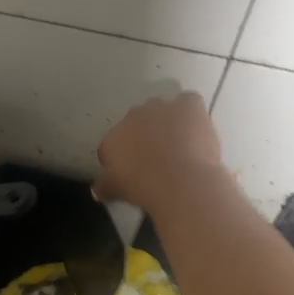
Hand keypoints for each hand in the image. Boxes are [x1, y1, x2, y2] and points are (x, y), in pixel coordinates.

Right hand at [92, 92, 226, 213]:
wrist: (182, 182)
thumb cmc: (145, 188)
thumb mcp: (119, 192)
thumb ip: (105, 187)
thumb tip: (98, 190)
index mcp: (112, 138)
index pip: (111, 145)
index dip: (120, 158)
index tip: (129, 171)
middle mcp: (132, 116)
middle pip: (135, 123)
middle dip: (142, 136)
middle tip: (154, 158)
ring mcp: (160, 107)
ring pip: (161, 111)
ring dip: (165, 123)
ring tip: (177, 146)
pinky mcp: (187, 103)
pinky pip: (187, 102)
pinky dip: (190, 113)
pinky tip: (194, 130)